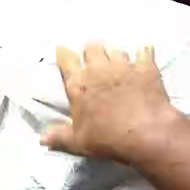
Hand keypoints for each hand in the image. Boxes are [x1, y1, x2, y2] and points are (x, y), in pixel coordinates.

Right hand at [42, 44, 189, 164]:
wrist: (146, 134)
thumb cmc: (107, 139)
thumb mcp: (78, 142)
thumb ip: (59, 137)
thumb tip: (42, 139)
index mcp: (78, 84)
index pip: (66, 59)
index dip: (64, 55)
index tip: (64, 55)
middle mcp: (99, 68)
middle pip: (92, 48)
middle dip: (92, 53)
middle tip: (95, 63)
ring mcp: (123, 66)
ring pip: (117, 50)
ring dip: (116, 57)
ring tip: (120, 66)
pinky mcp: (146, 67)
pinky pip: (145, 52)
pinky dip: (144, 54)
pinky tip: (145, 57)